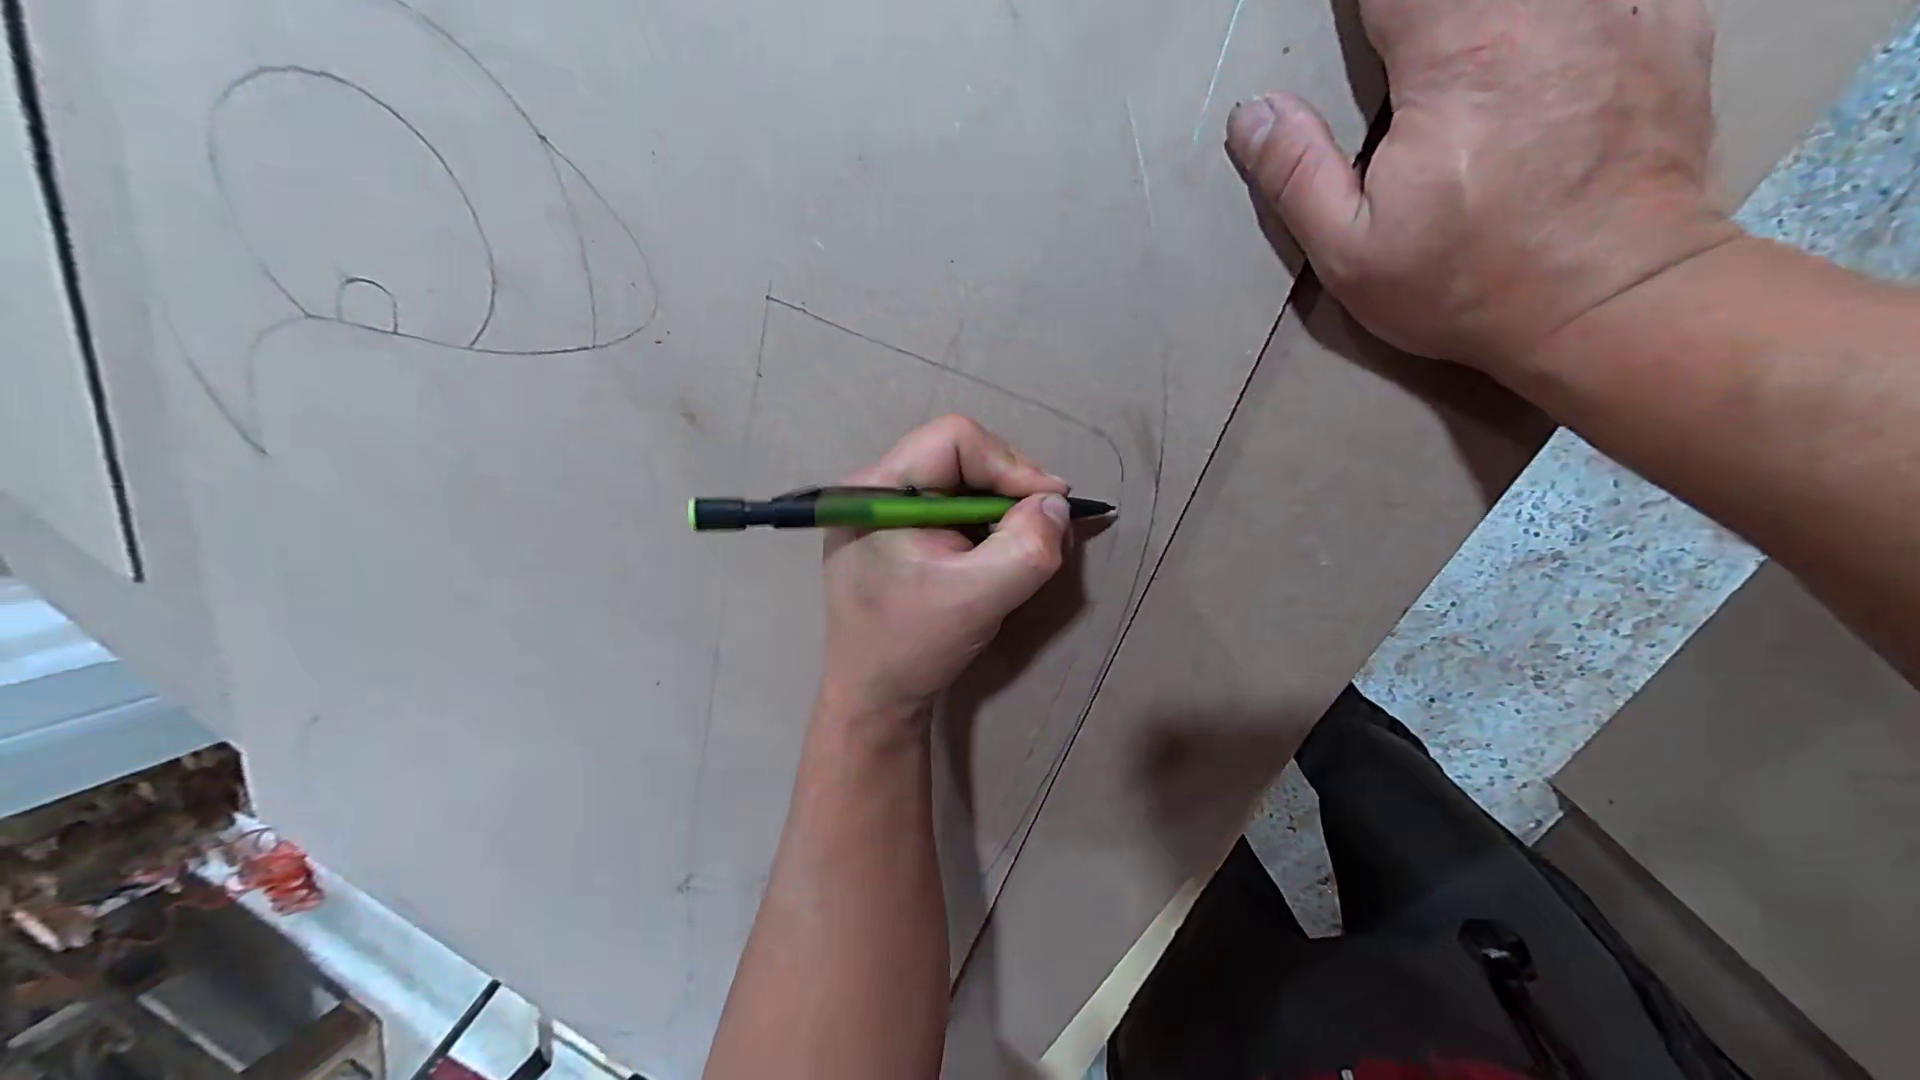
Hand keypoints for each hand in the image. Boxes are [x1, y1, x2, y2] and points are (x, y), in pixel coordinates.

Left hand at [817, 416, 1071, 727]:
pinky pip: (949, 509)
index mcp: (875, 491)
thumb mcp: (980, 598)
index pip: (955, 441)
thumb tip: (1055, 503)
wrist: (873, 699)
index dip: (1011, 465)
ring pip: (958, 482)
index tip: (1050, 504)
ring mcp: (880, 512)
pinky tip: (994, 556)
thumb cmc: (914, 648)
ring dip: (1000, 509)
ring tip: (1022, 546)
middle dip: (1009, 489)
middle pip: (959, 457)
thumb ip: (1028, 546)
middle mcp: (872, 490)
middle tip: (1044, 525)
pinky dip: (984, 526)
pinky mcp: (893, 534)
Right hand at [1225, 0, 1742, 374]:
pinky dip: (1557, 9)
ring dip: (1474, 12)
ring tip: (1450, 41)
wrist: (1609, 302)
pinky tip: (1530, 40)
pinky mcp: (1668, 22)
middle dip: (1419, 11)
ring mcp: (1621, 4)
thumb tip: (1250, 112)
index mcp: (1457, 56)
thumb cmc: (1464, 284)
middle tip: (1393, 42)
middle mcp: (1545, 6)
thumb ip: (1295, 175)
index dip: (1363, 4)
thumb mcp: (1350, 252)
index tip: (1350, 28)